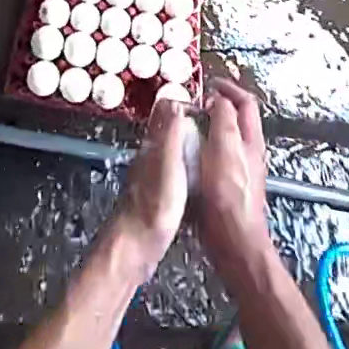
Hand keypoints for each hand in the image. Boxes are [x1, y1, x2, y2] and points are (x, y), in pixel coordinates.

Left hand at [107, 96, 192, 276]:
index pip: (165, 108)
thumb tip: (178, 103)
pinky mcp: (156, 192)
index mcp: (154, 144)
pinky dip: (186, 166)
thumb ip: (172, 134)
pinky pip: (172, 169)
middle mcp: (150, 154)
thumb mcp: (169, 165)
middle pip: (167, 126)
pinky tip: (198, 178)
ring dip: (187, 144)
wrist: (136, 245)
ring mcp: (151, 173)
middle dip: (188, 121)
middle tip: (212, 126)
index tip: (207, 109)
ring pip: (170, 147)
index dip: (185, 103)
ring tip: (210, 148)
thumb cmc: (156, 206)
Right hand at [199, 77, 269, 269]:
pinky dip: (204, 145)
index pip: (245, 102)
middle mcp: (248, 151)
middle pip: (238, 117)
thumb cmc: (228, 196)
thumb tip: (219, 100)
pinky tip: (189, 152)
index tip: (208, 84)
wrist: (234, 242)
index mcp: (250, 139)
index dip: (228, 89)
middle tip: (197, 101)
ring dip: (210, 124)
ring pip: (227, 136)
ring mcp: (240, 169)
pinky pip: (216, 155)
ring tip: (190, 122)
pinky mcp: (228, 185)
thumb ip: (224, 120)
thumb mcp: (225, 149)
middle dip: (219, 104)